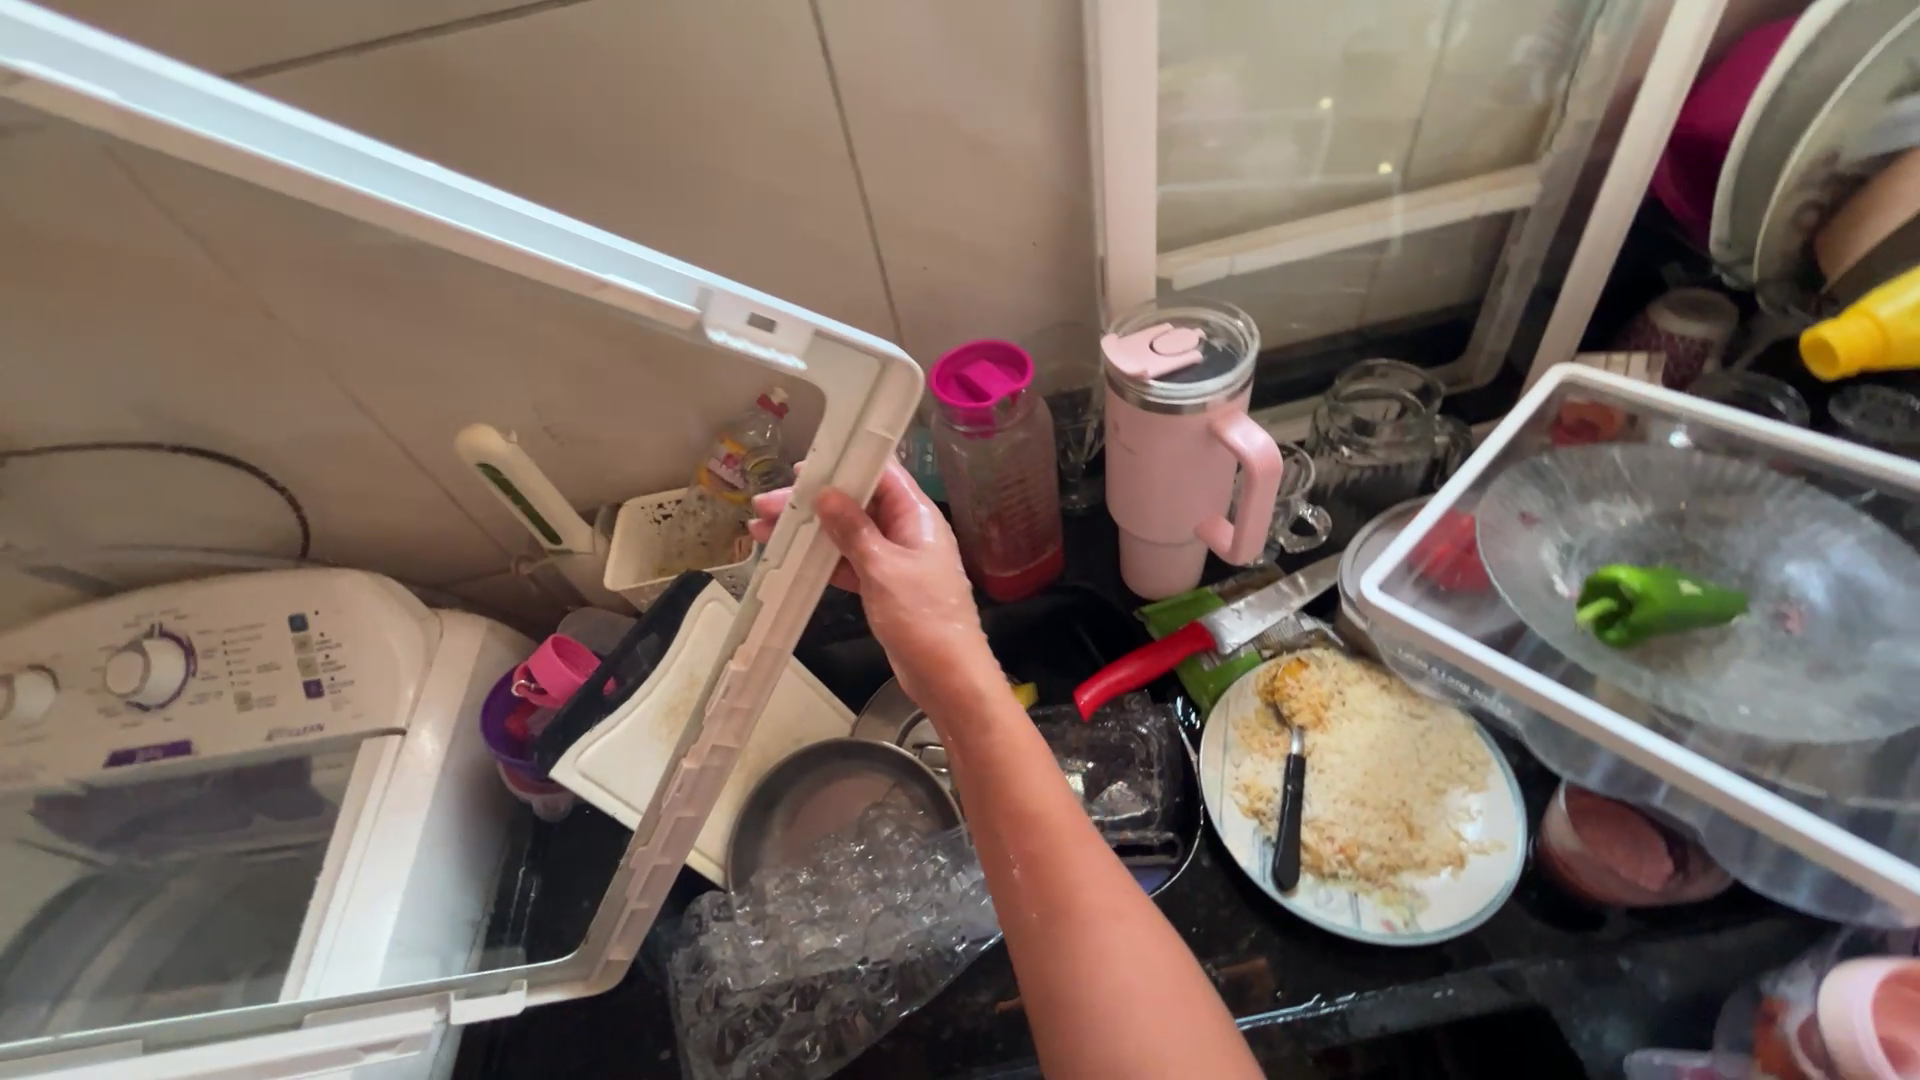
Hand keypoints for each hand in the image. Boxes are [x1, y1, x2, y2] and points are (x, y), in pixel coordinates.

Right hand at [749, 461, 998, 717]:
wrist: (947, 676)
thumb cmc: (922, 617)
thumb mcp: (883, 568)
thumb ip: (853, 530)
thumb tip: (826, 494)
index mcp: (917, 515)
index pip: (881, 473)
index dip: (843, 464)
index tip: (803, 468)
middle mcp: (907, 530)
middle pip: (857, 502)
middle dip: (813, 501)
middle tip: (766, 504)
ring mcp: (895, 559)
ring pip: (848, 533)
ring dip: (810, 531)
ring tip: (763, 528)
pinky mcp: (884, 586)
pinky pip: (849, 562)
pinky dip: (822, 559)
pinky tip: (790, 556)